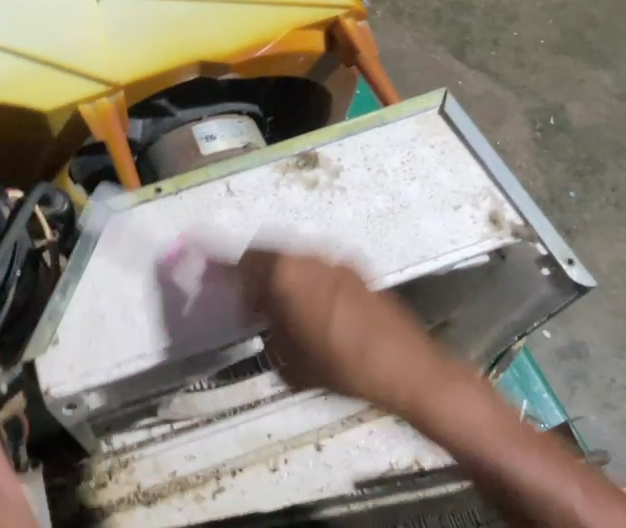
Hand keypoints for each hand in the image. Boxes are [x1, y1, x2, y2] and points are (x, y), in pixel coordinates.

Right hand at [236, 248, 463, 412]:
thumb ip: (270, 334)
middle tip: (249, 297)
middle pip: (270, 254)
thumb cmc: (341, 366)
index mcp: (286, 273)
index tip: (218, 280)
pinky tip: (314, 310)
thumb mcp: (290, 362)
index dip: (227, 269)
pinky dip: (309, 281)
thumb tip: (265, 324)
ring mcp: (337, 262)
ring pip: (298, 260)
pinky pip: (321, 270)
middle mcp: (309, 257)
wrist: (407, 369)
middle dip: (257, 271)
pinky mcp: (359, 273)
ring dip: (284, 276)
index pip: (244, 259)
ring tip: (282, 307)